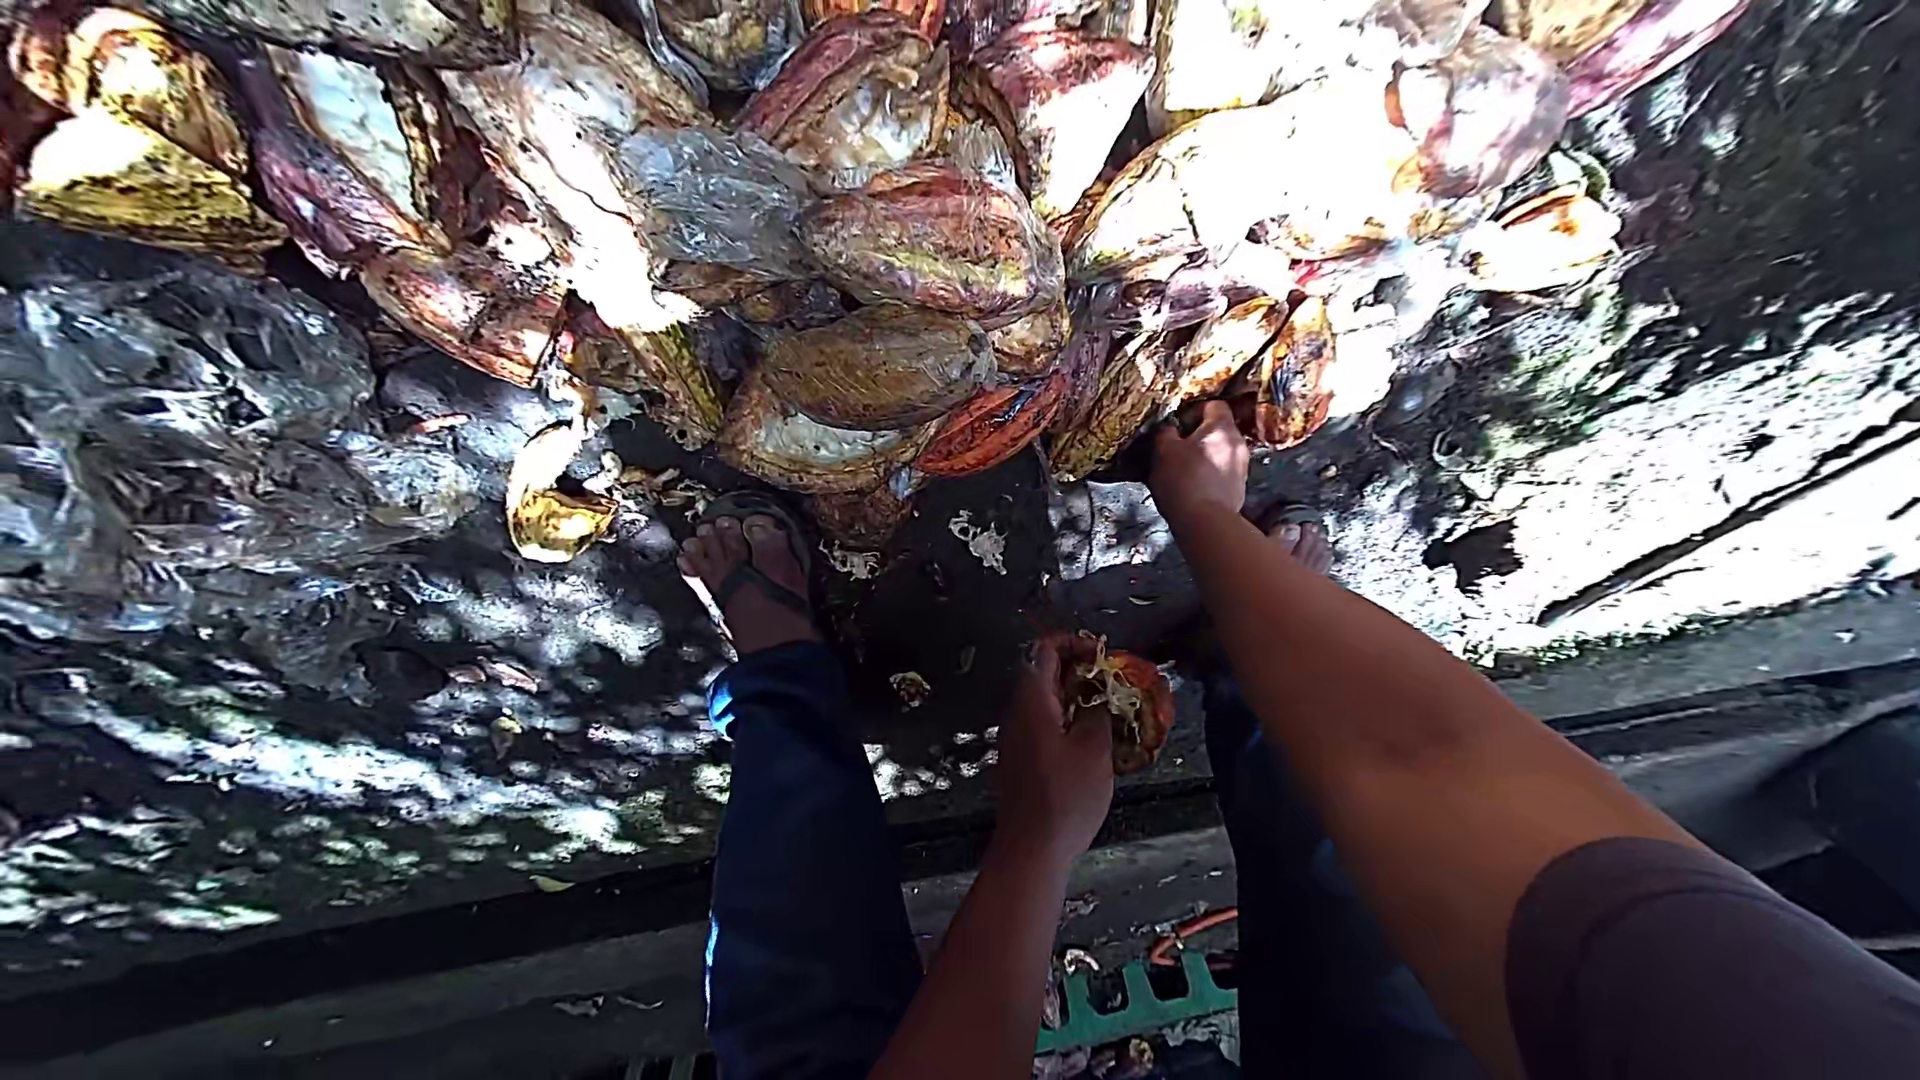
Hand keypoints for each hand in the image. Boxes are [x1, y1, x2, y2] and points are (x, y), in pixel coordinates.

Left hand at [993, 633, 1113, 868]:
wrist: (1031, 847)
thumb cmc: (1065, 797)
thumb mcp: (1094, 750)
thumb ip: (1098, 712)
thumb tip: (1102, 693)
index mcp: (1032, 700)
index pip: (1045, 648)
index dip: (1074, 642)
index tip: (1104, 655)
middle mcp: (1018, 710)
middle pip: (1044, 669)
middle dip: (1079, 666)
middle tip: (1113, 678)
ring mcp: (1017, 732)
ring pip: (1045, 695)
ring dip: (1075, 691)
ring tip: (1109, 702)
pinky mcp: (1022, 753)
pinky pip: (1044, 718)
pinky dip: (1068, 713)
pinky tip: (1092, 731)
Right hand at [1150, 401, 1248, 519]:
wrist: (1205, 521)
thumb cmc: (1183, 480)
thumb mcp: (1163, 451)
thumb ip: (1166, 433)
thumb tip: (1169, 429)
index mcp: (1221, 427)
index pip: (1214, 405)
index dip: (1194, 411)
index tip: (1178, 425)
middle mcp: (1237, 443)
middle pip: (1218, 430)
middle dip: (1198, 437)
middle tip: (1176, 449)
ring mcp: (1242, 467)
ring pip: (1220, 452)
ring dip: (1204, 457)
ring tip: (1183, 471)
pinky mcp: (1239, 488)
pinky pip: (1222, 473)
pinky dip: (1209, 475)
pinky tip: (1193, 487)